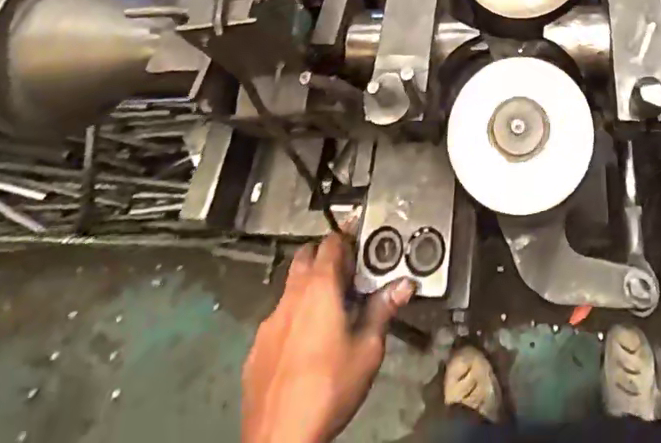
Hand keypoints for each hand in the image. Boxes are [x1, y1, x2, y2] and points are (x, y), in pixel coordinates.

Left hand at [241, 230, 415, 442]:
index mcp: (319, 288)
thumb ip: (382, 310)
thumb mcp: (368, 349)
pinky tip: (306, 347)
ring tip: (330, 312)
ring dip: (308, 289)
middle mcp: (290, 297)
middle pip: (304, 257)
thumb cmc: (330, 387)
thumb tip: (405, 283)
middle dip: (324, 256)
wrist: (280, 439)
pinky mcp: (255, 351)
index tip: (362, 242)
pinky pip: (277, 321)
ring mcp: (268, 324)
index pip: (331, 243)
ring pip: (289, 290)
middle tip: (348, 274)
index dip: (347, 238)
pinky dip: (294, 320)